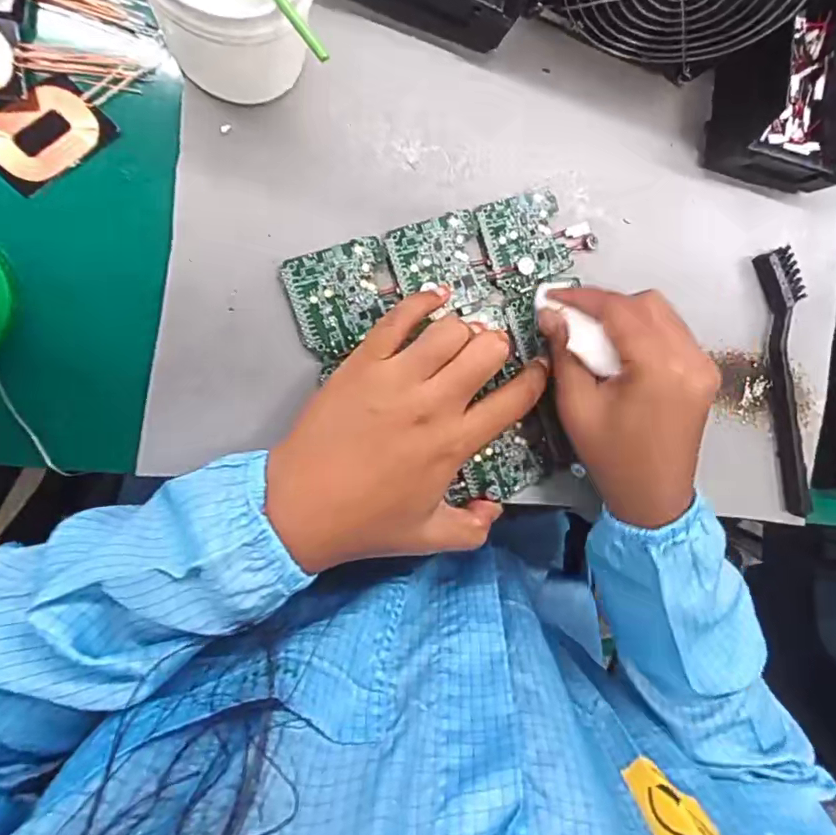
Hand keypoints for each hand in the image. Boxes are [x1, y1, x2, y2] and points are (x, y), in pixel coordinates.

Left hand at [265, 288, 549, 573]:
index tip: (536, 370)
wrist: (299, 506)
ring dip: (463, 329)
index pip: (514, 399)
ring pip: (449, 330)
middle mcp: (433, 404)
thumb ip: (473, 528)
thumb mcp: (429, 537)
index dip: (535, 379)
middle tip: (488, 354)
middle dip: (498, 347)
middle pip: (487, 351)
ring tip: (459, 337)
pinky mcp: (362, 362)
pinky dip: (421, 302)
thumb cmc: (365, 522)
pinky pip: (398, 319)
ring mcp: (395, 378)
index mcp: (455, 443)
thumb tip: (495, 509)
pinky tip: (435, 297)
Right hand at [538, 287, 718, 528]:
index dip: (583, 298)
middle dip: (605, 304)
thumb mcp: (577, 406)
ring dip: (625, 314)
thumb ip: (565, 354)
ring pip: (662, 313)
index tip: (553, 297)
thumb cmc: (611, 456)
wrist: (653, 497)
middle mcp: (690, 359)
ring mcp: (702, 365)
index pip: (621, 310)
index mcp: (659, 368)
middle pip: (646, 303)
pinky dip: (642, 329)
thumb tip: (551, 315)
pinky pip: (671, 332)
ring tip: (592, 332)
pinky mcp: (702, 372)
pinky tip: (619, 348)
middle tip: (572, 318)